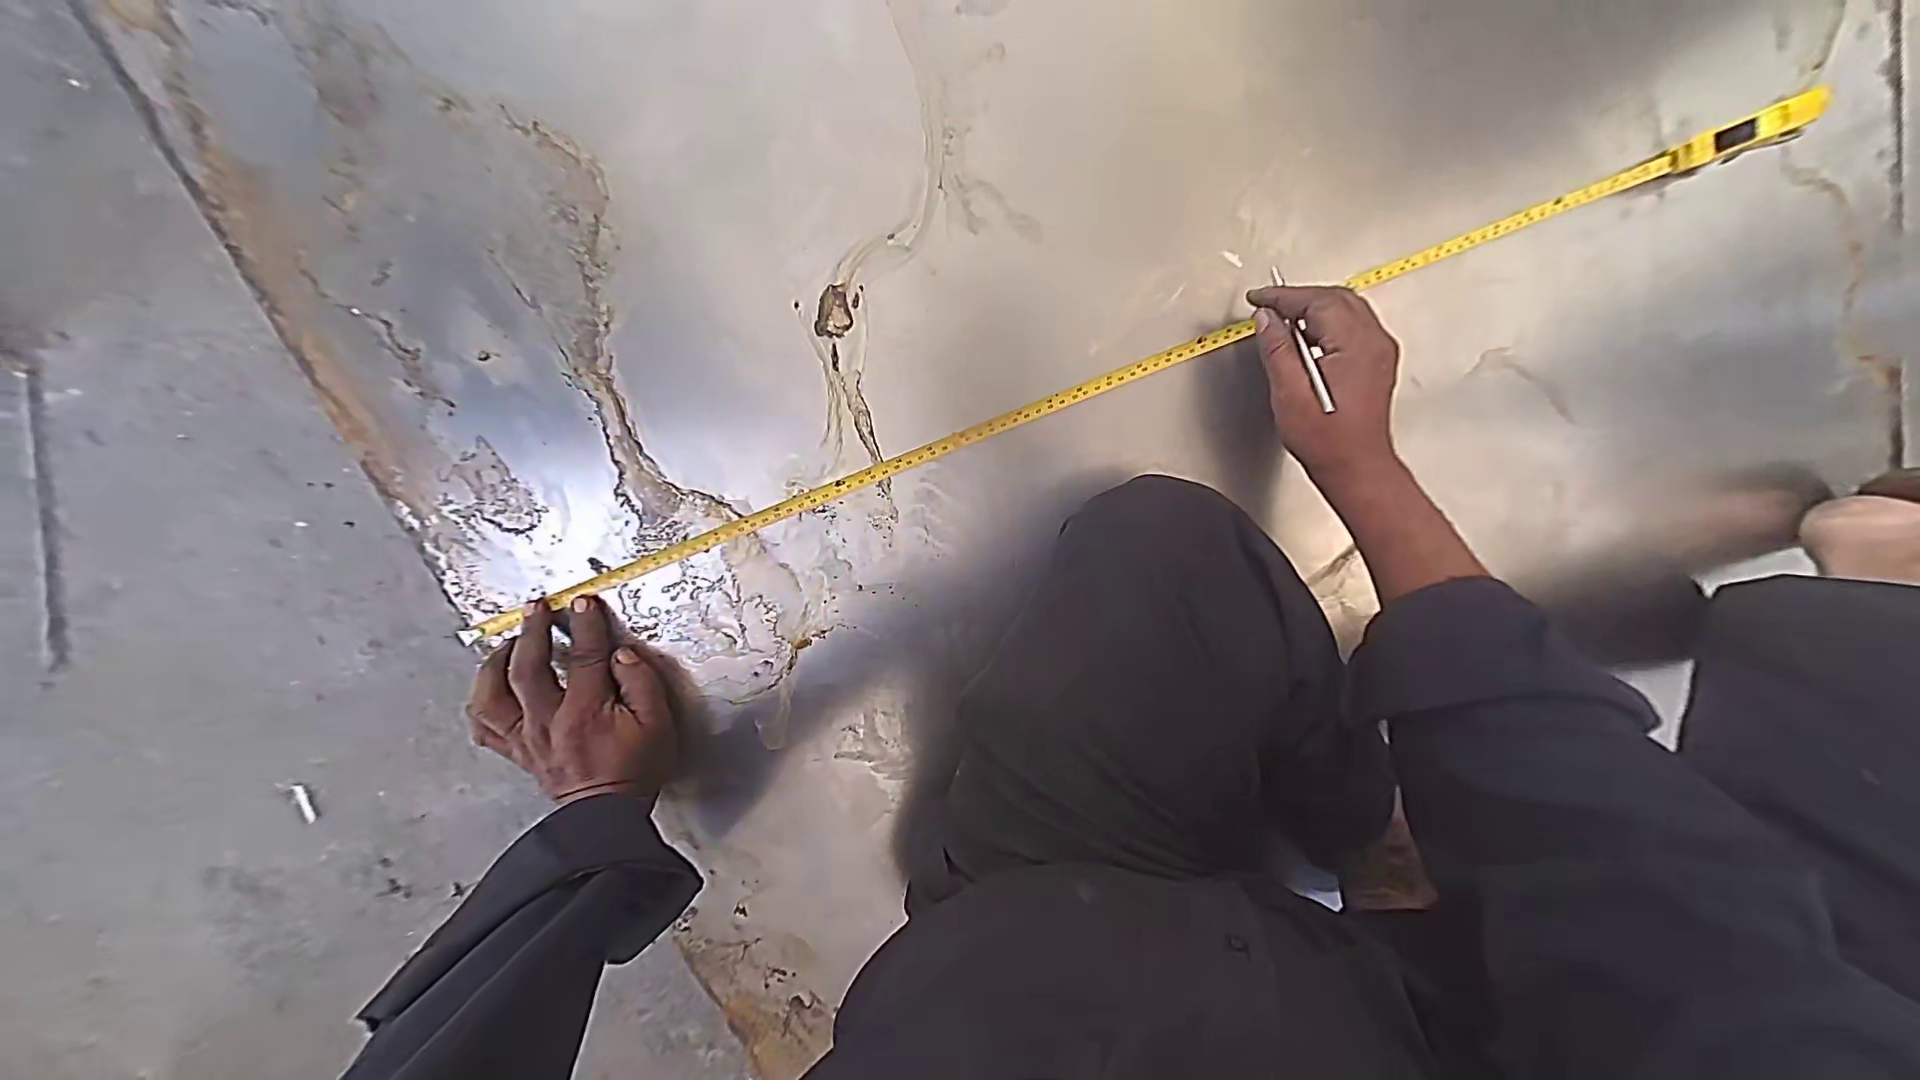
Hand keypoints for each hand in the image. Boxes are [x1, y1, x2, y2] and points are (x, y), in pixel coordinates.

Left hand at [467, 594, 679, 803]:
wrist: (608, 813)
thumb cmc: (637, 768)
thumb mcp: (657, 722)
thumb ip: (641, 683)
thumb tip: (623, 655)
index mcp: (584, 711)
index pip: (584, 656)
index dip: (585, 624)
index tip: (584, 602)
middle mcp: (547, 721)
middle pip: (527, 666)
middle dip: (533, 630)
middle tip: (537, 608)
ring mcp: (526, 738)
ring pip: (491, 694)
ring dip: (496, 662)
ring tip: (509, 642)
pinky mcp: (518, 751)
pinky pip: (485, 726)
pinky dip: (481, 702)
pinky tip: (490, 687)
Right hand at [1245, 285, 1401, 477]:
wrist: (1354, 465)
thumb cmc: (1327, 439)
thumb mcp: (1289, 394)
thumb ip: (1277, 350)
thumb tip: (1267, 319)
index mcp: (1355, 345)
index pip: (1317, 301)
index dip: (1283, 297)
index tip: (1258, 298)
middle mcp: (1374, 342)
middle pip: (1335, 298)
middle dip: (1298, 297)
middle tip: (1266, 305)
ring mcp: (1378, 351)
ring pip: (1346, 308)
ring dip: (1312, 306)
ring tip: (1281, 318)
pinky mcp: (1375, 362)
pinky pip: (1352, 325)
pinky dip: (1326, 320)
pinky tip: (1305, 334)